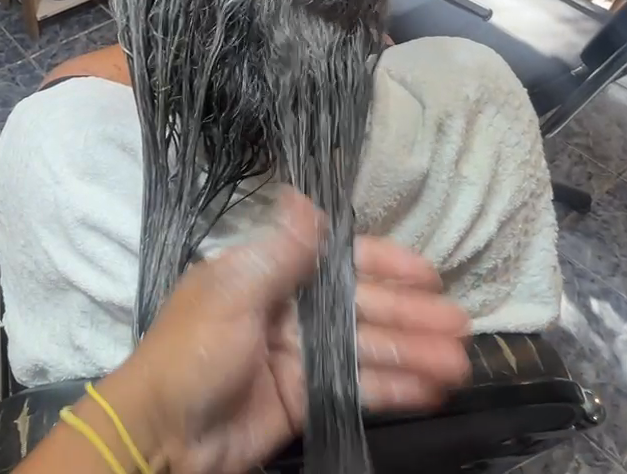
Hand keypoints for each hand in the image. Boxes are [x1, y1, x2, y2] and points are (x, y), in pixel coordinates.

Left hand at [100, 190, 472, 473]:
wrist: (164, 432)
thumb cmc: (194, 351)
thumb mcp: (233, 293)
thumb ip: (279, 253)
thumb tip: (304, 194)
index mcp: (266, 273)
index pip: (336, 261)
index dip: (382, 264)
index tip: (428, 273)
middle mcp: (288, 308)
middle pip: (359, 307)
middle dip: (409, 314)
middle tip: (462, 326)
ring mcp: (299, 356)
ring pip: (366, 348)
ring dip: (412, 353)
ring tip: (461, 363)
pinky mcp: (305, 398)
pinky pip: (356, 387)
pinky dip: (393, 389)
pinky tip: (432, 390)